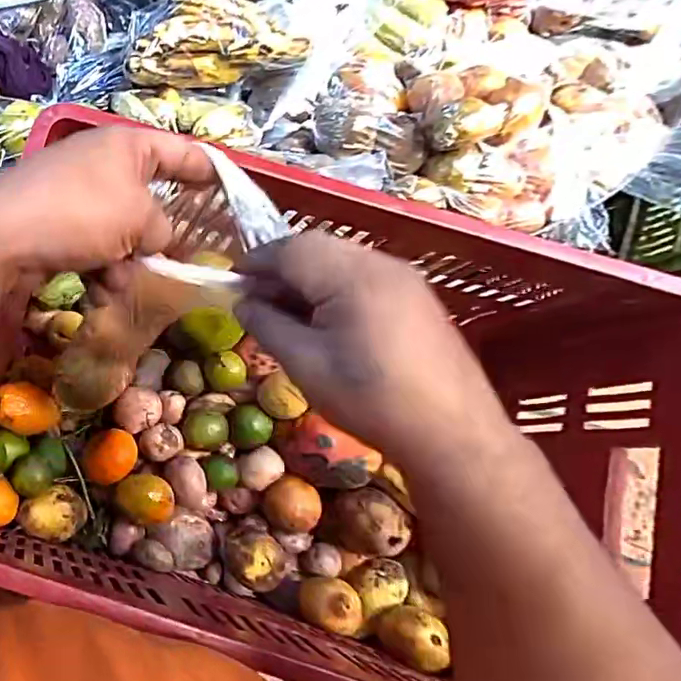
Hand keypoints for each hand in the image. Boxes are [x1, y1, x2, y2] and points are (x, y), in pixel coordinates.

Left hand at [0, 126, 214, 274]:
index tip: (234, 193)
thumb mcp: (139, 218)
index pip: (184, 152)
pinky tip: (97, 291)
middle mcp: (102, 164)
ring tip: (117, 284)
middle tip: (173, 262)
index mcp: (128, 144)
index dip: (212, 171)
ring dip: (127, 263)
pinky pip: (94, 246)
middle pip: (150, 201)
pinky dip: (100, 269)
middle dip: (158, 237)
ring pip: (122, 232)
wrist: (3, 236)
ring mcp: (76, 194)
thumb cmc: (81, 213)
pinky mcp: (56, 224)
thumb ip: (164, 228)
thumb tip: (157, 238)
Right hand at [234, 233, 515, 463]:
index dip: (255, 262)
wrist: (451, 433)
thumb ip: (267, 325)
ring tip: (283, 314)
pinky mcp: (414, 296)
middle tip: (253, 301)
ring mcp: (403, 277)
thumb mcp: (305, 364)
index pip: (290, 248)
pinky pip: (361, 276)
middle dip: (278, 268)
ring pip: (338, 259)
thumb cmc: (369, 399)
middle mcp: (380, 264)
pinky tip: (321, 320)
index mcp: (352, 276)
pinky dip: (331, 287)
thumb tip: (242, 303)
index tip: (230, 283)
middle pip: (315, 246)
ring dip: (304, 277)